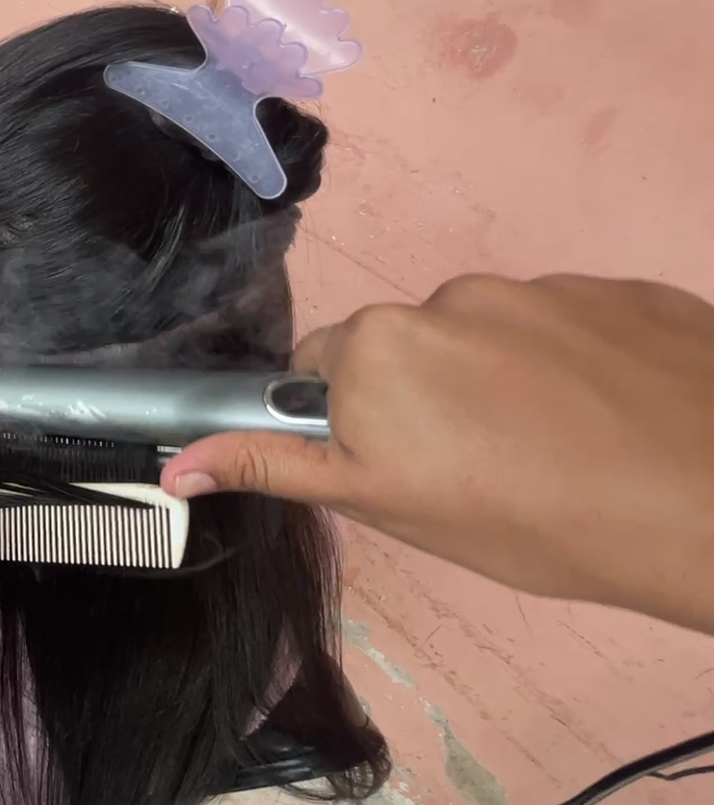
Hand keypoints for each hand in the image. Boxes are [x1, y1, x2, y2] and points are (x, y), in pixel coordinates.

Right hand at [161, 274, 713, 633]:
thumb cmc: (515, 516)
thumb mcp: (372, 499)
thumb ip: (268, 466)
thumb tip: (173, 468)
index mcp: (375, 342)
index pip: (321, 367)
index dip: (344, 417)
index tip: (391, 458)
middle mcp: (449, 295)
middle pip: (399, 347)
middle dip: (413, 393)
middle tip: (464, 460)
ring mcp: (548, 288)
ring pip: (481, 335)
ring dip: (490, 376)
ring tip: (546, 441)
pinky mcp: (632, 293)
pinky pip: (564, 324)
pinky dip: (567, 362)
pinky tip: (604, 414)